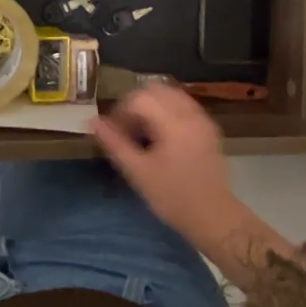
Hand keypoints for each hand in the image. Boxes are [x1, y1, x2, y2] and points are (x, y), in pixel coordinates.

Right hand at [89, 84, 242, 242]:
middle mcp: (191, 113)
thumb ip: (114, 143)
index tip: (113, 132)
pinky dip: (167, 111)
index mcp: (174, 123)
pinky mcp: (209, 127)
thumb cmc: (172, 197)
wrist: (213, 217)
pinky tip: (161, 135)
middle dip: (136, 104)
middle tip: (126, 129)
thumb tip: (92, 122)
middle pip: (156, 90)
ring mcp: (203, 119)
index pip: (140, 98)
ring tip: (142, 132)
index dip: (121, 111)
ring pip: (171, 95)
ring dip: (152, 106)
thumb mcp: (138, 172)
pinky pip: (183, 106)